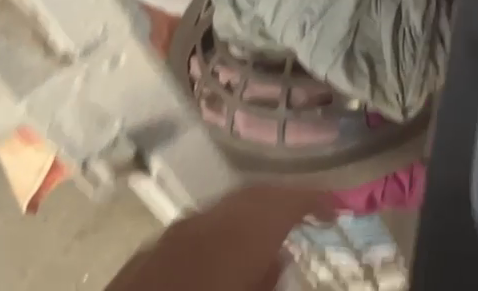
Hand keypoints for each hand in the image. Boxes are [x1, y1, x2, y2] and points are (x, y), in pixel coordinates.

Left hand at [106, 185, 334, 290]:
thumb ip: (268, 281)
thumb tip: (274, 262)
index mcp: (243, 234)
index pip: (290, 200)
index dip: (316, 201)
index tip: (334, 210)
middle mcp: (210, 222)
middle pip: (255, 196)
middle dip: (282, 201)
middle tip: (304, 215)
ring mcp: (173, 237)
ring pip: (221, 211)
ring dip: (247, 216)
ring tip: (263, 237)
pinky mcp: (143, 259)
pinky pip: (193, 232)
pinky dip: (215, 235)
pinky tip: (216, 261)